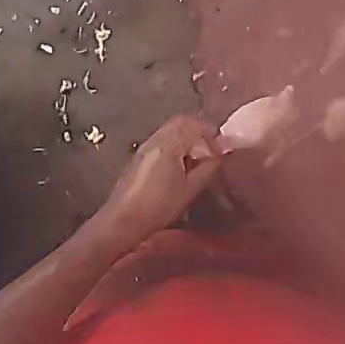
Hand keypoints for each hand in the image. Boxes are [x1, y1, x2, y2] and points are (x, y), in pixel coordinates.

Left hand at [90, 114, 222, 245]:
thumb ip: (208, 168)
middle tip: (210, 153)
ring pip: (171, 131)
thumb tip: (221, 155)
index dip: (211, 133)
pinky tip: (181, 168)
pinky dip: (176, 147)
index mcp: (168, 144)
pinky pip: (162, 141)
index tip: (220, 150)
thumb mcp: (190, 189)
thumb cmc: (159, 207)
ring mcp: (145, 147)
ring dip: (187, 140)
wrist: (123, 220)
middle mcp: (155, 140)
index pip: (193, 123)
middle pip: (181, 123)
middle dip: (199, 134)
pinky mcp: (140, 156)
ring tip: (197, 162)